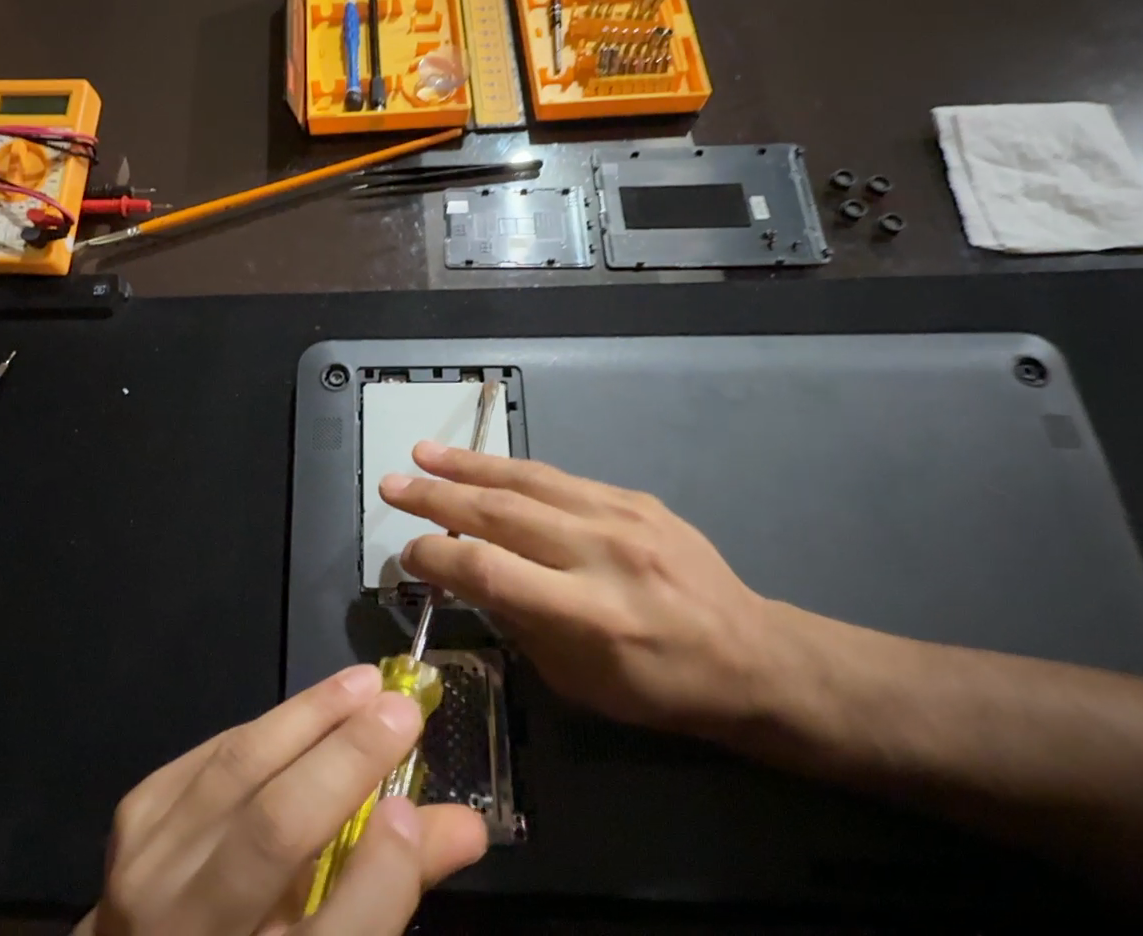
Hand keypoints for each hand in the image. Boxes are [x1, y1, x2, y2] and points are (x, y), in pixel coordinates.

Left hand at [75, 663, 487, 935]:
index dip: (380, 876)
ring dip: (307, 717)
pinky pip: (213, 755)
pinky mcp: (134, 818)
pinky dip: (268, 728)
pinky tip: (309, 708)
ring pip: (237, 770)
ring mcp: (147, 867)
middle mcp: (188, 926)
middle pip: (274, 831)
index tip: (417, 811)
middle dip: (347, 759)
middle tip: (403, 708)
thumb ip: (387, 891)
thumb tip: (465, 824)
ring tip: (364, 682)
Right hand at [380, 441, 790, 737]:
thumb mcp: (577, 679)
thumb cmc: (658, 688)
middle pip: (501, 514)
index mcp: (587, 613)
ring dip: (469, 466)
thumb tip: (472, 578)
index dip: (437, 559)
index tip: (406, 553)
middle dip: (437, 498)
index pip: (489, 571)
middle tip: (392, 485)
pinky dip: (515, 472)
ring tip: (424, 454)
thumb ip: (521, 623)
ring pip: (529, 481)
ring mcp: (623, 518)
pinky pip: (562, 479)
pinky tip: (486, 467)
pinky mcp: (636, 499)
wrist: (750, 654)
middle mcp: (601, 555)